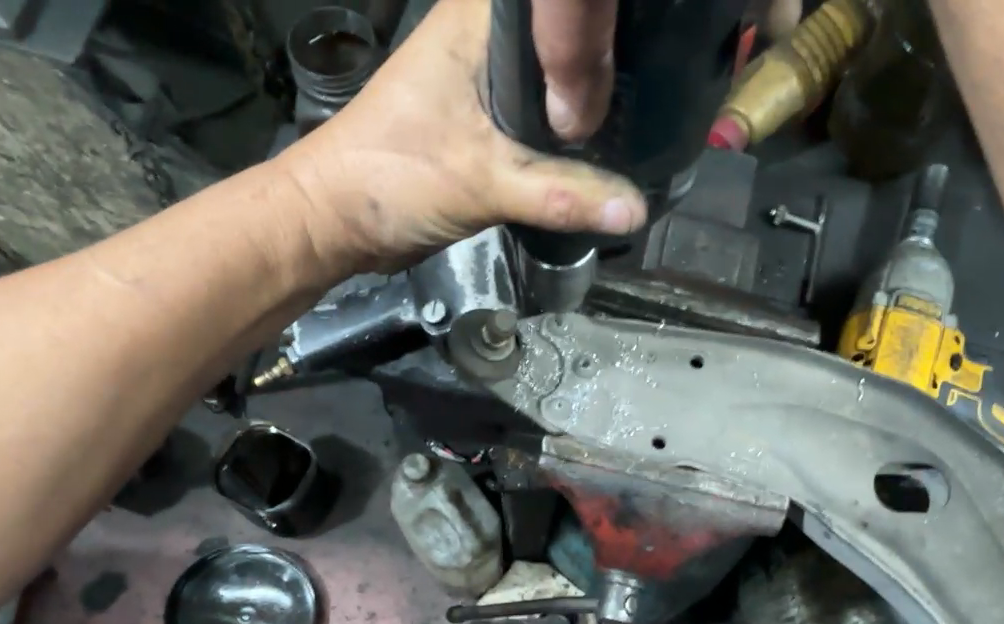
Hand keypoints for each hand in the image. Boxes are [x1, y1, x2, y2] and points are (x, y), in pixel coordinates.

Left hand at [281, 0, 642, 271]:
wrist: (339, 222)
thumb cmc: (392, 178)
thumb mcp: (483, 182)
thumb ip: (560, 194)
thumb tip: (634, 209)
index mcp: (479, 21)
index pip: (558, 8)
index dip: (603, 27)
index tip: (654, 50)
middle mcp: (486, 38)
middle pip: (567, 42)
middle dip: (611, 69)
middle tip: (664, 95)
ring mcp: (488, 80)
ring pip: (559, 83)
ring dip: (594, 107)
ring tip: (650, 123)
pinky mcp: (489, 123)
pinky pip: (546, 120)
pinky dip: (573, 138)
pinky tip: (610, 152)